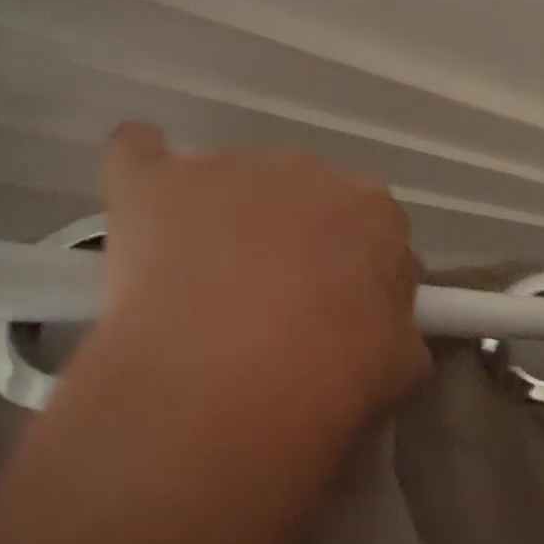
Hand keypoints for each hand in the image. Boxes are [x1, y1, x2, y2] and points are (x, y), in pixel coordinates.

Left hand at [85, 122, 430, 430]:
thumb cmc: (327, 380)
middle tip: (279, 302)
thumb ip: (400, 324)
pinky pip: (143, 154)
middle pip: (308, 197)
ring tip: (207, 285)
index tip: (345, 312)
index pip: (378, 230)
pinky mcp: (150, 180)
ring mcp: (227, 167)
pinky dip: (148, 174)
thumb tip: (386, 318)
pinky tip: (147, 208)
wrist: (218, 390)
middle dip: (298, 238)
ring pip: (235, 184)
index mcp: (376, 213)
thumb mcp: (400, 365)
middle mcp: (309, 171)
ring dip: (231, 219)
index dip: (360, 271)